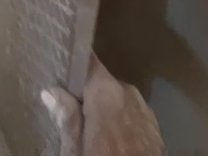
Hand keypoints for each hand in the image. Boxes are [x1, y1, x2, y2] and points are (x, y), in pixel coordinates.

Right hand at [43, 56, 165, 155]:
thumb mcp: (76, 152)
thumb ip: (66, 119)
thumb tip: (52, 91)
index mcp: (107, 92)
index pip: (89, 61)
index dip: (73, 61)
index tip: (59, 63)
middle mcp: (129, 92)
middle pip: (102, 84)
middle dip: (86, 95)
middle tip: (67, 108)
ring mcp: (146, 110)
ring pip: (117, 101)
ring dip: (103, 111)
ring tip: (88, 129)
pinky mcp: (155, 129)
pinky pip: (130, 116)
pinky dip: (119, 123)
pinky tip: (110, 142)